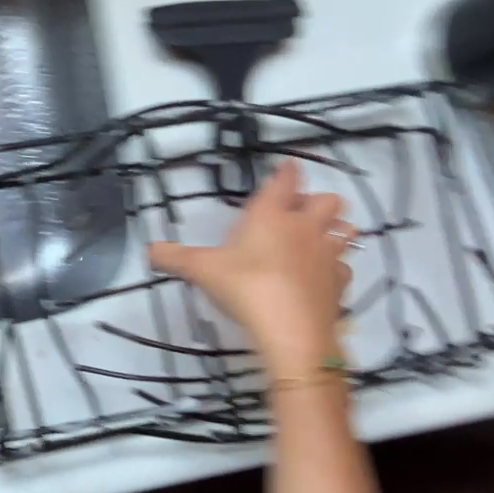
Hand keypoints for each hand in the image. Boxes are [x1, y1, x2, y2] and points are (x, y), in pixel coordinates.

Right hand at [148, 161, 354, 373]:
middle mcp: (304, 228)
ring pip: (345, 230)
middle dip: (315, 202)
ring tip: (316, 239)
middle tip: (296, 213)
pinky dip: (335, 266)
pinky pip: (343, 266)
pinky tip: (320, 275)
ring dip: (333, 230)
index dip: (287, 171)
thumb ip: (173, 257)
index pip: (284, 181)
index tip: (288, 165)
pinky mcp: (339, 282)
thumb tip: (148, 250)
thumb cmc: (244, 286)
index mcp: (271, 216)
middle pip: (327, 201)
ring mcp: (328, 254)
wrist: (291, 328)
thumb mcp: (199, 270)